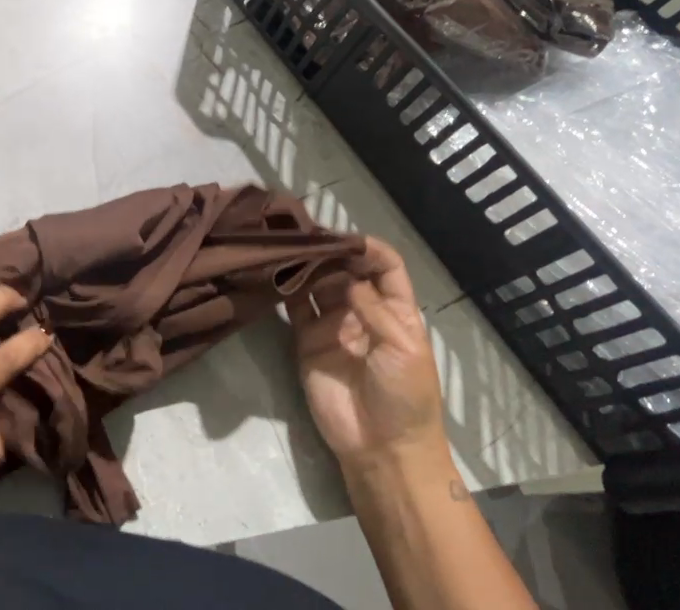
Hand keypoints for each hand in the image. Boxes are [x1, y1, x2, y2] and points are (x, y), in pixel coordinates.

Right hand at [285, 238, 447, 472]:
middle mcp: (362, 310)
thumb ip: (372, 307)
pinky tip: (273, 271)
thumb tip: (342, 274)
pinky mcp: (306, 339)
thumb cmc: (406, 396)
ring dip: (304, 265)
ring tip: (285, 245)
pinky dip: (284, 288)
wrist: (382, 447)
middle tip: (304, 232)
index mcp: (396, 310)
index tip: (344, 237)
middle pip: (345, 269)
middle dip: (328, 250)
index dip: (368, 248)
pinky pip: (294, 306)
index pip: (384, 266)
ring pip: (316, 283)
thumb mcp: (403, 348)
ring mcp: (332, 324)